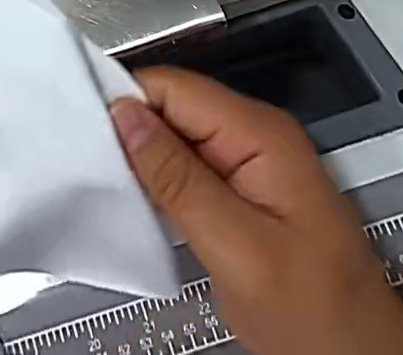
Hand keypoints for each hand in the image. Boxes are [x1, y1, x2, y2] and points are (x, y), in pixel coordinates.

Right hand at [111, 68, 402, 354]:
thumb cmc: (316, 315)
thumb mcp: (239, 250)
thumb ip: (178, 179)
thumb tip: (124, 115)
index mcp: (259, 133)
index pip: (174, 87)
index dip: (128, 101)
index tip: (86, 128)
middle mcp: (253, 132)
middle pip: (172, 105)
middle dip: (131, 128)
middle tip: (91, 162)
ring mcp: (247, 157)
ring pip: (175, 132)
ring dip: (141, 154)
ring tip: (107, 180)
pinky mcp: (238, 183)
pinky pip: (186, 161)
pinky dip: (158, 176)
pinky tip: (138, 196)